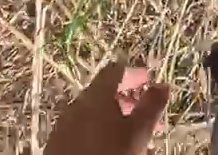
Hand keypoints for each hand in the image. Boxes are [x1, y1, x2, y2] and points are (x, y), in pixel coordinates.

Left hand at [43, 63, 169, 154]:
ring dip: (111, 117)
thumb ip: (151, 106)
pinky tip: (105, 146)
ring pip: (91, 112)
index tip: (148, 82)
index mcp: (96, 96)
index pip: (115, 70)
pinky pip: (79, 129)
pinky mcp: (55, 147)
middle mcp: (76, 106)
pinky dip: (95, 131)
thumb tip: (162, 85)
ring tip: (126, 134)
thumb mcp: (137, 133)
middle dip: (125, 99)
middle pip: (102, 92)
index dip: (134, 73)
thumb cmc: (110, 154)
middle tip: (143, 114)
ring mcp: (62, 127)